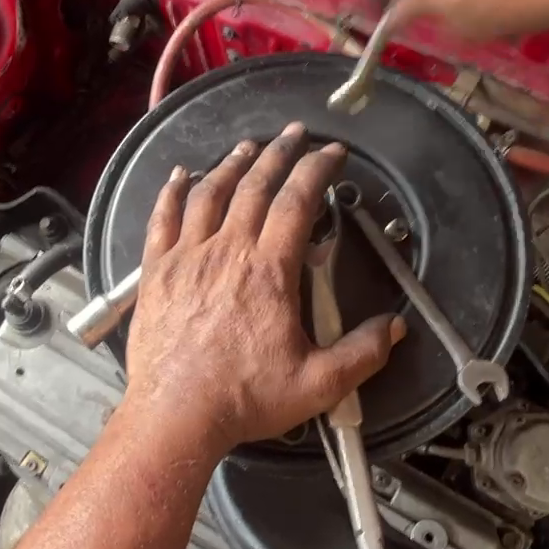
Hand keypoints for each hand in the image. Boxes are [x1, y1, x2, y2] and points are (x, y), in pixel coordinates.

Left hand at [121, 122, 405, 458]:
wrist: (176, 414)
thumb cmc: (242, 398)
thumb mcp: (317, 384)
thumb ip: (361, 353)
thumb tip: (392, 327)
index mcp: (269, 271)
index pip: (297, 201)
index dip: (317, 169)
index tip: (331, 153)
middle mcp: (227, 251)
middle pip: (255, 186)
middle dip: (279, 152)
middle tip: (294, 134)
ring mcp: (187, 258)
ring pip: (210, 194)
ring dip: (232, 164)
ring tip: (248, 147)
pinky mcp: (156, 272)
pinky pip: (163, 218)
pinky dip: (173, 191)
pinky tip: (181, 175)